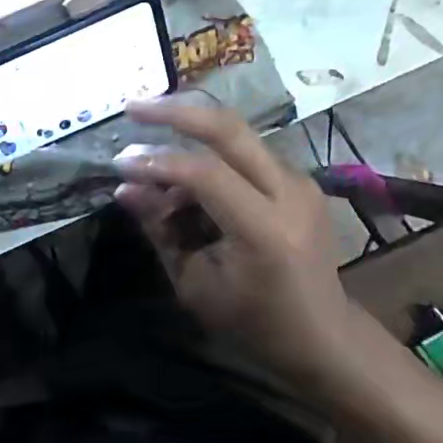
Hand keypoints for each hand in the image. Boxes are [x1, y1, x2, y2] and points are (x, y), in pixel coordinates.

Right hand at [112, 99, 359, 384]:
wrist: (323, 335)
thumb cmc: (253, 322)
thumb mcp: (195, 284)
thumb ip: (160, 229)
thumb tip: (125, 187)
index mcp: (266, 229)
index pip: (206, 174)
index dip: (158, 163)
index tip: (119, 163)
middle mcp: (290, 192)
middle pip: (229, 128)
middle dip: (176, 111)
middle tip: (134, 108)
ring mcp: (300, 180)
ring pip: (236, 135)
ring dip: (189, 133)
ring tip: (150, 155)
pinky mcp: (301, 179)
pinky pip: (246, 153)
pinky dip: (210, 154)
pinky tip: (183, 176)